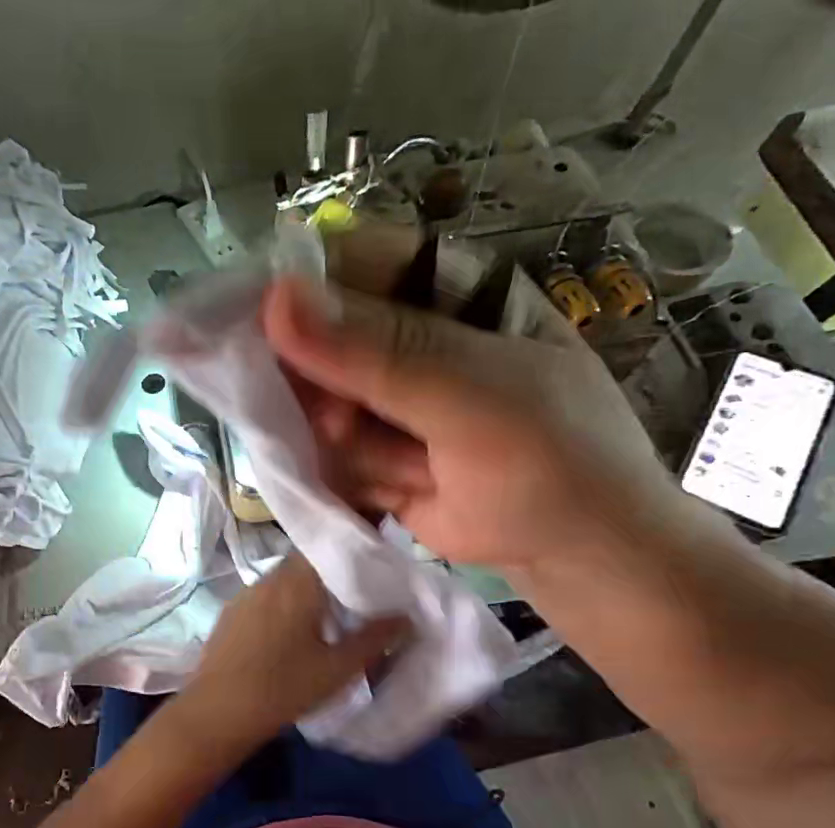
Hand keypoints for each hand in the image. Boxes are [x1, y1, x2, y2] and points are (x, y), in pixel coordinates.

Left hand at [162, 554, 405, 759]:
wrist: (218, 712)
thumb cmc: (283, 688)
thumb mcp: (337, 669)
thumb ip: (374, 639)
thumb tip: (405, 617)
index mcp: (296, 582)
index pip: (325, 545)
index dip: (348, 549)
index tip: (371, 561)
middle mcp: (267, 579)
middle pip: (303, 563)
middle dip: (328, 574)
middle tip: (353, 595)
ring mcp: (244, 595)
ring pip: (282, 580)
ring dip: (303, 590)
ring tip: (326, 615)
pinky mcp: (229, 614)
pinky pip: (264, 597)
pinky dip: (282, 604)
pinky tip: (290, 631)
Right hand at [263, 272, 711, 573]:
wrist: (575, 556)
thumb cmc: (554, 461)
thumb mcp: (473, 397)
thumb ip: (378, 353)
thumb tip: (275, 299)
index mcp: (448, 291)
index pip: (350, 264)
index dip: (297, 288)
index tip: (258, 327)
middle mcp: (409, 339)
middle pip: (317, 341)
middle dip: (330, 393)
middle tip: (349, 425)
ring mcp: (387, 400)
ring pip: (315, 406)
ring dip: (356, 447)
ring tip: (414, 470)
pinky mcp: (373, 450)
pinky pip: (325, 453)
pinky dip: (356, 477)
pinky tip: (403, 491)